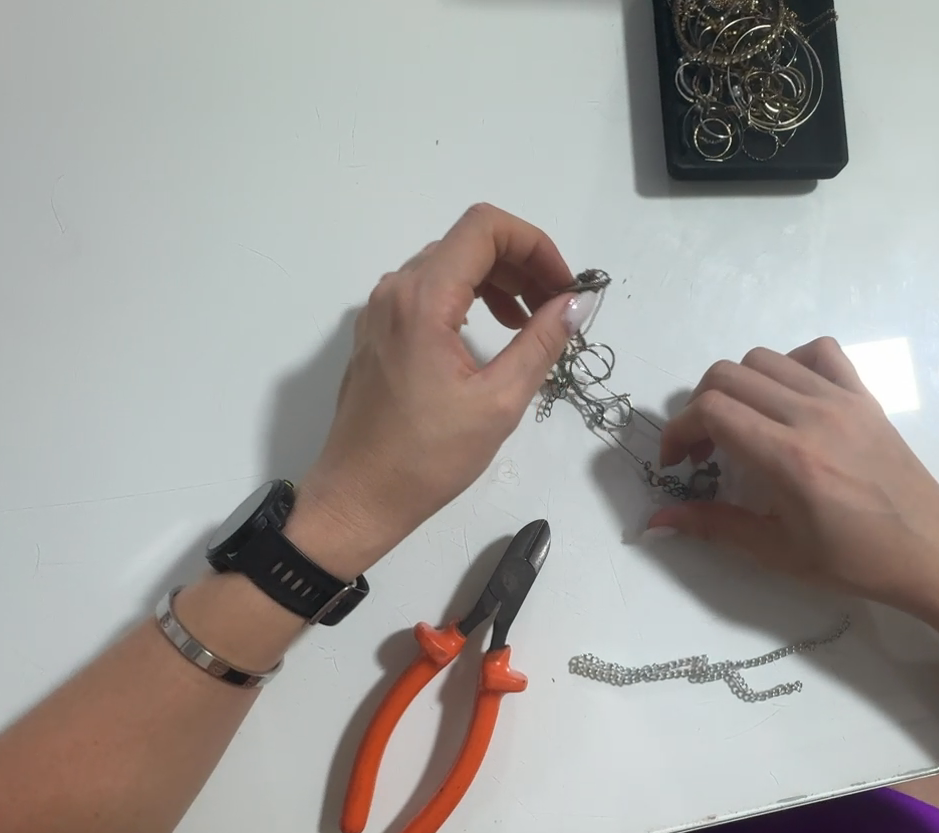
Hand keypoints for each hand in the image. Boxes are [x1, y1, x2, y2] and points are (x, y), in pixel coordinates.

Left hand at [290, 204, 580, 576]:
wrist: (360, 497)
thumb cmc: (428, 459)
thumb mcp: (499, 402)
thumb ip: (542, 342)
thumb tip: (578, 304)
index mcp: (423, 299)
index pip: (485, 227)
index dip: (536, 245)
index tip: (563, 288)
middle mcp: (394, 291)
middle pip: (467, 243)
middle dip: (521, 265)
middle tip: (556, 309)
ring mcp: (379, 312)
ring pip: (447, 267)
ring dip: (496, 283)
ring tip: (529, 324)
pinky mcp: (376, 334)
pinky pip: (426, 295)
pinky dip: (466, 301)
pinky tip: (488, 337)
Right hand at [649, 337, 938, 623]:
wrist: (930, 550)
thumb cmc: (852, 560)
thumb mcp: (775, 551)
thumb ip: (712, 526)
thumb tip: (654, 523)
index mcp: (788, 458)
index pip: (711, 410)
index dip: (678, 430)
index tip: (677, 462)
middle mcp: (812, 416)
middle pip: (728, 375)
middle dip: (698, 407)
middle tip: (703, 449)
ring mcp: (842, 399)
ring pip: (765, 358)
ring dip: (736, 387)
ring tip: (740, 426)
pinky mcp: (864, 396)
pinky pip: (818, 352)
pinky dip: (788, 365)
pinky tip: (786, 400)